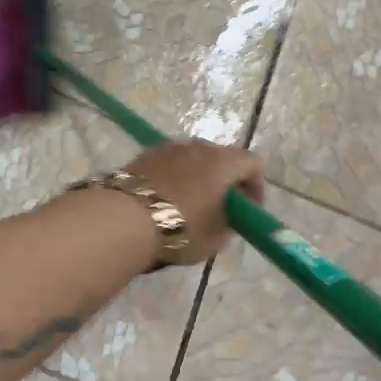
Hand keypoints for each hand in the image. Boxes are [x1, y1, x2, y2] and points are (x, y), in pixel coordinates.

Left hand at [124, 140, 264, 264]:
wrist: (126, 217)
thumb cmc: (182, 227)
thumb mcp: (219, 234)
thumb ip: (230, 218)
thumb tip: (226, 212)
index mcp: (222, 161)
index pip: (252, 162)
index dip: (255, 185)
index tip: (246, 208)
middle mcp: (195, 146)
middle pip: (220, 156)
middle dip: (225, 178)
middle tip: (220, 205)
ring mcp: (166, 147)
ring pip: (191, 157)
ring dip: (197, 174)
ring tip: (190, 202)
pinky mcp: (142, 154)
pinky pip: (168, 162)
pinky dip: (173, 174)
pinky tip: (165, 197)